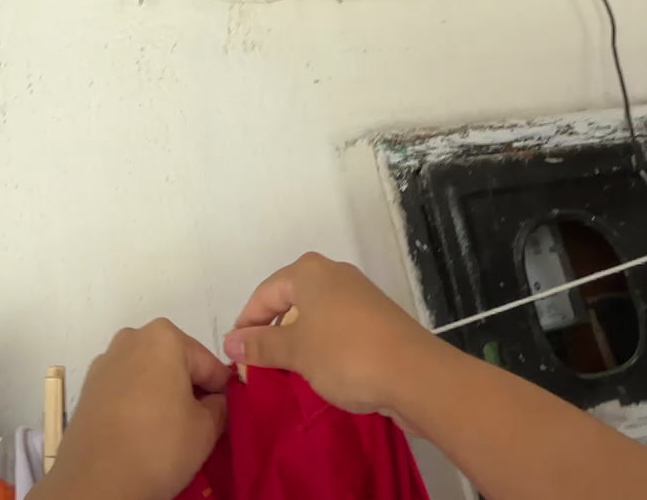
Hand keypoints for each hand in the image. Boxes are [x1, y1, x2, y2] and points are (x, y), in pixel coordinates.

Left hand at [34, 319, 229, 499]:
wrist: (96, 481)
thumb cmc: (158, 445)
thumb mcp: (205, 429)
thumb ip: (220, 407)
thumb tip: (215, 401)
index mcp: (164, 337)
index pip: (207, 363)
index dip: (220, 390)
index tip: (224, 414)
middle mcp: (132, 338)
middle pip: (175, 362)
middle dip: (189, 388)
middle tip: (198, 424)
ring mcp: (106, 361)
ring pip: (148, 374)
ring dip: (162, 394)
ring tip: (169, 430)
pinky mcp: (89, 386)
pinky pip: (125, 388)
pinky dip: (137, 403)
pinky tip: (142, 432)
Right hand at [223, 252, 438, 414]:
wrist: (416, 374)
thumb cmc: (345, 354)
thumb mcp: (295, 352)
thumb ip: (260, 345)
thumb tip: (230, 342)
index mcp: (308, 272)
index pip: (264, 293)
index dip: (246, 323)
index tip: (235, 354)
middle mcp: (332, 274)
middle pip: (289, 301)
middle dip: (271, 333)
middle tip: (258, 364)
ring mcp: (358, 294)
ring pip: (314, 315)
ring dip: (297, 342)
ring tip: (287, 372)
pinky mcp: (376, 318)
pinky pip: (336, 327)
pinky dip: (323, 346)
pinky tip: (321, 372)